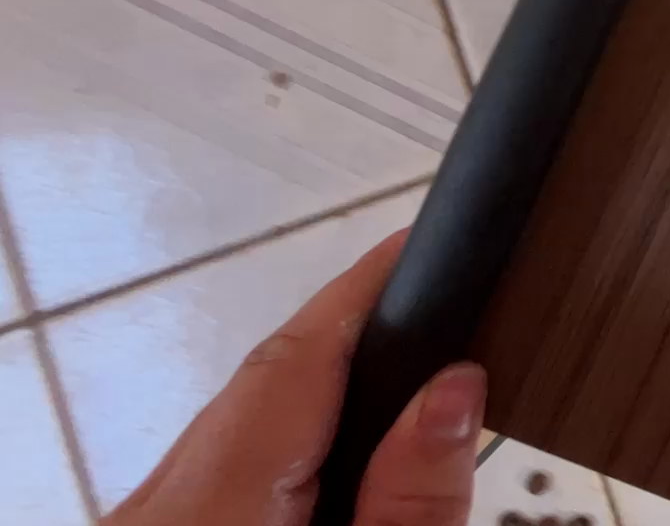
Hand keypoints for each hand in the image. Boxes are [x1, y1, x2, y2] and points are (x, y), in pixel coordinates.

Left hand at [106, 232, 485, 525]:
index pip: (290, 358)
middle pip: (269, 381)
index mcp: (206, 512)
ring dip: (331, 379)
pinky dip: (293, 427)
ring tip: (417, 360)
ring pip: (246, 417)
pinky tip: (348, 430)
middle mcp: (153, 508)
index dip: (363, 285)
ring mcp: (146, 516)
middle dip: (360, 330)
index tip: (428, 236)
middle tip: (449, 296)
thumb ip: (415, 495)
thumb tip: (459, 380)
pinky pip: (225, 454)